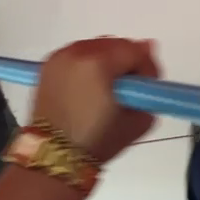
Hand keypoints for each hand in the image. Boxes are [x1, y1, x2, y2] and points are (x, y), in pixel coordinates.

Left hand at [31, 37, 160, 163]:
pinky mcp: (49, 64)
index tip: (146, 89)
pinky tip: (89, 86)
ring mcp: (60, 56)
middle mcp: (77, 52)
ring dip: (107, 61)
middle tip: (130, 88)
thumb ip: (150, 86)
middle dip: (127, 62)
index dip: (146, 69)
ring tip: (108, 88)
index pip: (136, 51)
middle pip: (116, 44)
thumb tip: (149, 50)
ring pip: (96, 46)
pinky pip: (77, 54)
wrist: (54, 155)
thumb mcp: (138, 120)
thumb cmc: (98, 141)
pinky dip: (87, 64)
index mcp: (99, 63)